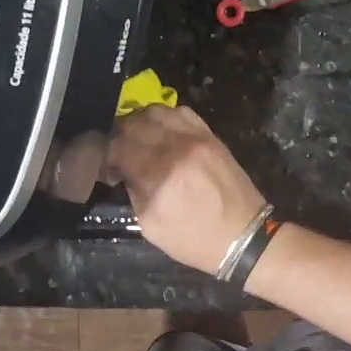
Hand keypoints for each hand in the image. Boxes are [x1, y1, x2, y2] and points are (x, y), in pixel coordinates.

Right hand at [107, 105, 265, 274]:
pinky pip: (181, 112)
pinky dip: (164, 118)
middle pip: (134, 123)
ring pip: (156, 111)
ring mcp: (197, 137)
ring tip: (138, 139)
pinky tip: (161, 134)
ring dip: (140, 122)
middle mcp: (178, 148)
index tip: (109, 168)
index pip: (119, 146)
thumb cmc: (194, 239)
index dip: (106, 156)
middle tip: (120, 152)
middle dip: (120, 136)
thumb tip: (122, 170)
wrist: (243, 235)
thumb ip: (133, 191)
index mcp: (160, 175)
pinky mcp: (211, 135)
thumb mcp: (151, 226)